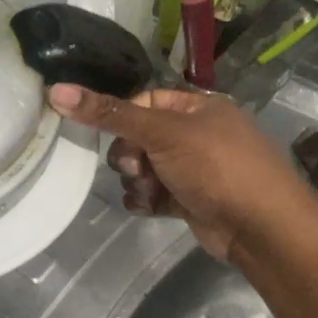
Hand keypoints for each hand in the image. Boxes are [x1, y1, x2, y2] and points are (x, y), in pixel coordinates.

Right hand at [48, 85, 317, 260]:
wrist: (261, 227)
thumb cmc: (217, 168)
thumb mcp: (161, 134)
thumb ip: (109, 114)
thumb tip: (56, 90)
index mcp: (198, 107)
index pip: (143, 101)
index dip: (123, 118)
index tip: (114, 135)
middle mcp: (196, 134)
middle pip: (137, 137)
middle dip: (128, 157)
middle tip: (137, 169)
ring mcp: (193, 169)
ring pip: (141, 169)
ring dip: (136, 183)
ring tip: (149, 193)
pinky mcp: (188, 198)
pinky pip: (151, 194)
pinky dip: (145, 200)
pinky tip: (150, 208)